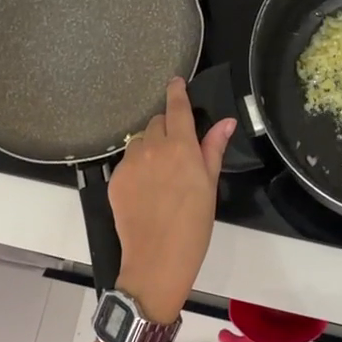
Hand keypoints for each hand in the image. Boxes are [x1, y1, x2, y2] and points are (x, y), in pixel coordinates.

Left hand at [107, 79, 236, 320]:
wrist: (157, 259)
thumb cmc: (193, 225)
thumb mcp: (210, 185)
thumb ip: (213, 149)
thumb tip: (225, 122)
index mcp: (180, 147)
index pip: (176, 107)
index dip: (176, 91)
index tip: (176, 81)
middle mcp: (152, 148)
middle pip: (157, 122)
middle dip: (168, 127)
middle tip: (178, 148)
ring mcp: (130, 163)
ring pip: (140, 140)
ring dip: (151, 145)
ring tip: (162, 172)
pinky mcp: (116, 179)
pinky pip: (127, 161)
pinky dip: (138, 166)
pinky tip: (147, 189)